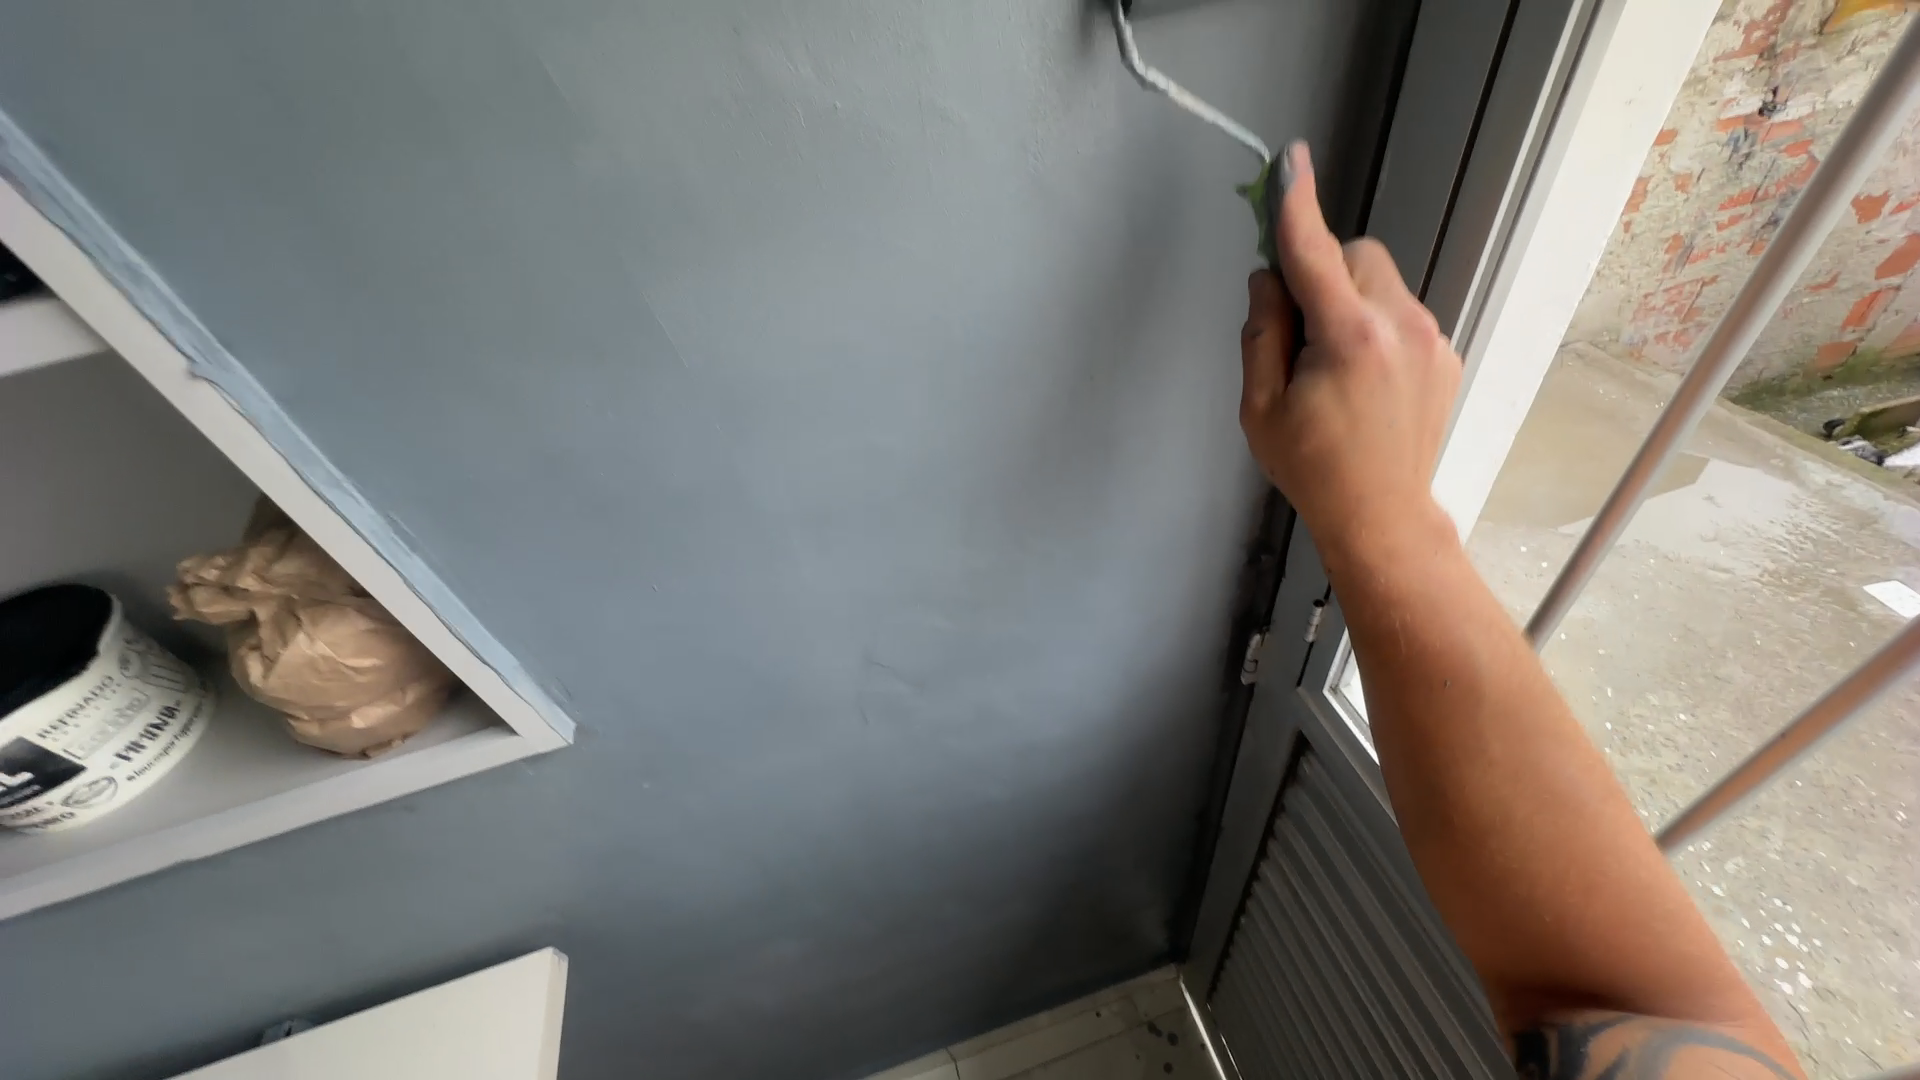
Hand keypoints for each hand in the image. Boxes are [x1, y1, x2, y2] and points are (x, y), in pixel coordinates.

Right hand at [1240, 141, 1461, 555]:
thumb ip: (1260, 335)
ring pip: (1381, 281)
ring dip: (1346, 299)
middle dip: (1321, 272)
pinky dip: (1371, 324)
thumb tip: (1267, 281)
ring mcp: (1432, 338)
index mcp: (1347, 339)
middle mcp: (1400, 325)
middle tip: (1295, 330)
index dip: (1295, 206)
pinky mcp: (1446, 352)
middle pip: (1356, 255)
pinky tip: (1360, 379)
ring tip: (1328, 365)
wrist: (1379, 514)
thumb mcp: (1258, 409)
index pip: (1314, 255)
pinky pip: (1400, 312)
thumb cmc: (1309, 467)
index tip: (1289, 160)